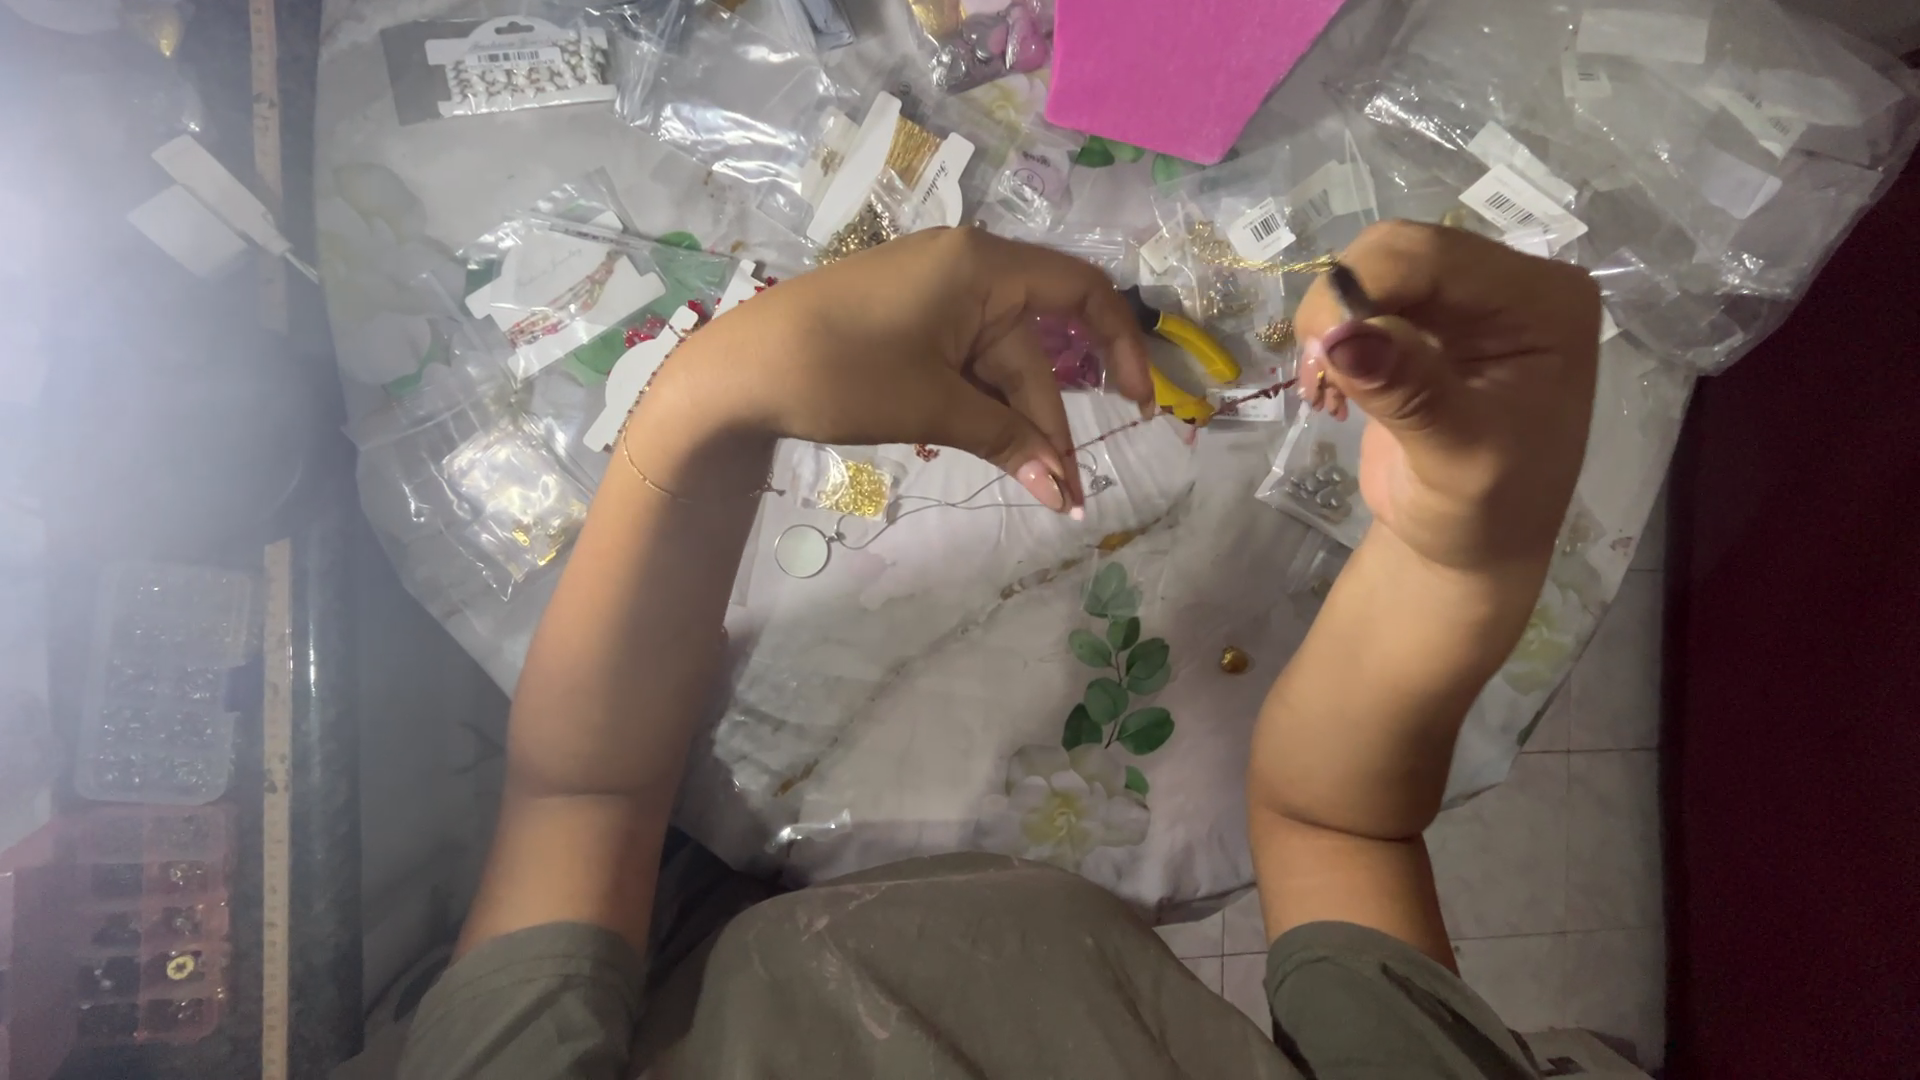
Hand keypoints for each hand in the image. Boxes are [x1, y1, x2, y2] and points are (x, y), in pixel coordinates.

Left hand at [638, 228, 1155, 512]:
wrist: (738, 371)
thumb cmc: (841, 373)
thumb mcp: (934, 407)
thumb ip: (1006, 440)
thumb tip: (1064, 490)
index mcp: (982, 266)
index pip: (1081, 293)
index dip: (1122, 345)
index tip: (1138, 403)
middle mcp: (967, 272)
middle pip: (1030, 354)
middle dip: (1047, 426)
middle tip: (1063, 496)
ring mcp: (934, 301)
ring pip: (996, 370)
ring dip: (1014, 428)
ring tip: (1038, 491)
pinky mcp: (909, 328)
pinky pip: (963, 369)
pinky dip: (978, 411)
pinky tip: (995, 455)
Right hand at [1294, 222, 1600, 572]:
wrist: (1470, 543)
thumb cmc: (1485, 509)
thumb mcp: (1458, 459)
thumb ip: (1409, 393)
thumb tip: (1341, 337)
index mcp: (1539, 301)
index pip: (1432, 254)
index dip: (1361, 292)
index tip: (1322, 361)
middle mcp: (1503, 288)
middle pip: (1392, 251)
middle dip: (1338, 309)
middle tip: (1320, 380)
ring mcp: (1459, 307)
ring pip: (1364, 274)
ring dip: (1325, 330)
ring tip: (1326, 395)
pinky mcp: (1419, 330)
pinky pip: (1355, 307)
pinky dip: (1326, 345)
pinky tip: (1331, 393)